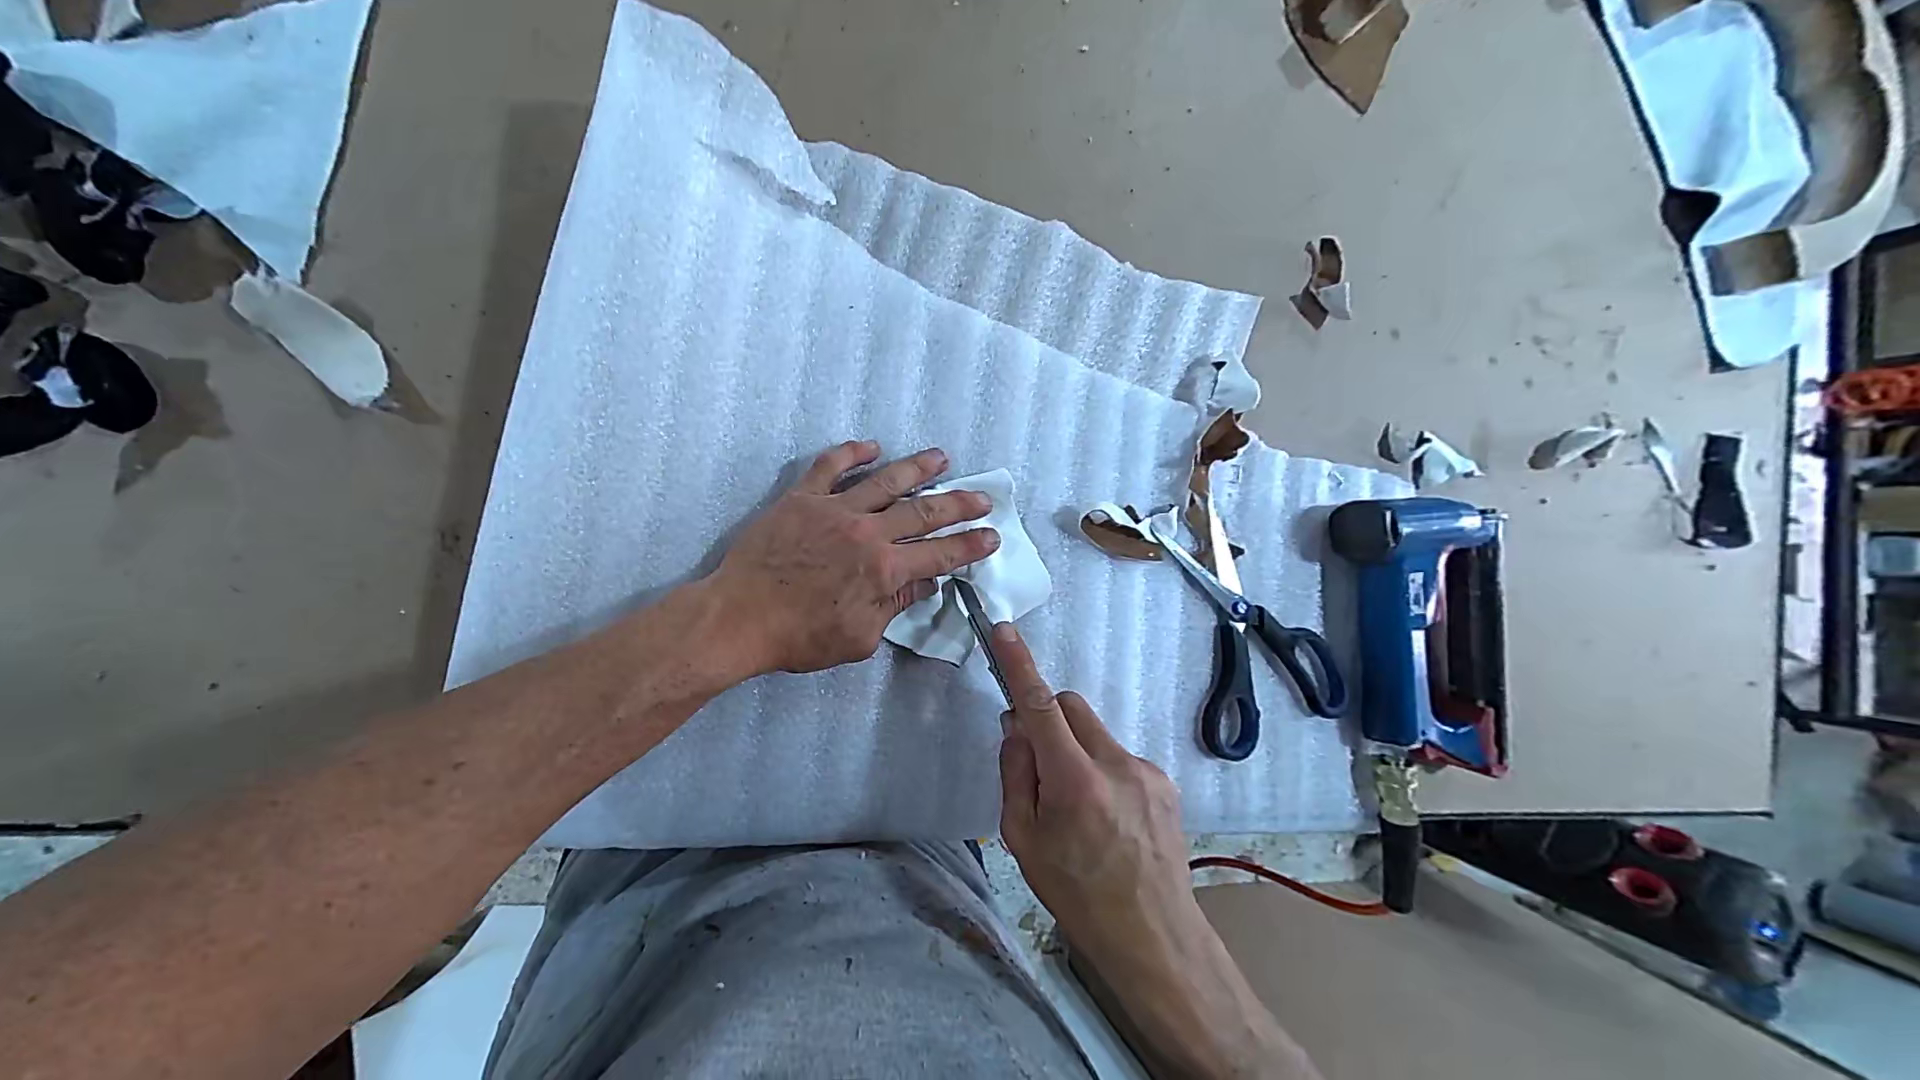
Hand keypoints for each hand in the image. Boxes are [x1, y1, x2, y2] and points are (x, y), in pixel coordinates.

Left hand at [706, 441, 998, 675]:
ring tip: (941, 457)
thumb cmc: (800, 637)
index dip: (970, 545)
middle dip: (959, 504)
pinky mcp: (802, 499)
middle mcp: (867, 533)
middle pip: (924, 511)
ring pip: (886, 480)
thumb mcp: (860, 637)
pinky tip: (870, 446)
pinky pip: (830, 467)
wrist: (740, 618)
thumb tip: (924, 585)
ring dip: (918, 467)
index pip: (940, 554)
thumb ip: (895, 607)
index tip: (991, 536)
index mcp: (884, 571)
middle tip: (982, 497)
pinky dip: (851, 453)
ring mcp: (834, 510)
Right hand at [994, 623, 1320, 1079]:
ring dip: (1075, 747)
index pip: (1040, 706)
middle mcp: (1115, 763)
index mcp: (1074, 781)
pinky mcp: (1164, 780)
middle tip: (1036, 761)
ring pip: (1095, 731)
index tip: (1005, 632)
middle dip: (1047, 717)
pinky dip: (1101, 767)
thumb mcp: (1023, 841)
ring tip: (1077, 804)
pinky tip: (1106, 815)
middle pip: (1070, 705)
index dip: (1019, 665)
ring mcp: (1146, 770)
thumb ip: (1015, 774)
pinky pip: (1119, 754)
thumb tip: (1016, 728)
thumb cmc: (1077, 896)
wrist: (1154, 937)